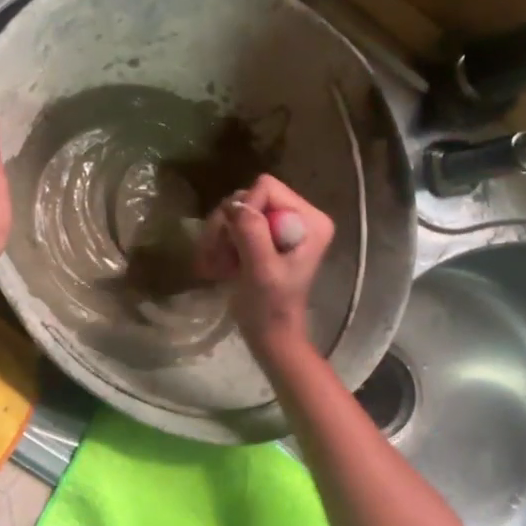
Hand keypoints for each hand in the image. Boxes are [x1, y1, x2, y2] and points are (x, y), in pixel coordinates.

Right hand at [195, 174, 333, 357]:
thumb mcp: (262, 271)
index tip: (234, 242)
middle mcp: (299, 215)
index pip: (266, 188)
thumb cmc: (271, 308)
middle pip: (248, 197)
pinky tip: (217, 267)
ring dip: (219, 238)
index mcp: (310, 220)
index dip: (244, 211)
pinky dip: (220, 245)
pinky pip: (232, 225)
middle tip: (216, 256)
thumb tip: (233, 204)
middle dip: (227, 226)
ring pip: (235, 211)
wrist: (270, 336)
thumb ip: (252, 234)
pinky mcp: (264, 237)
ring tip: (215, 265)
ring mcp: (279, 226)